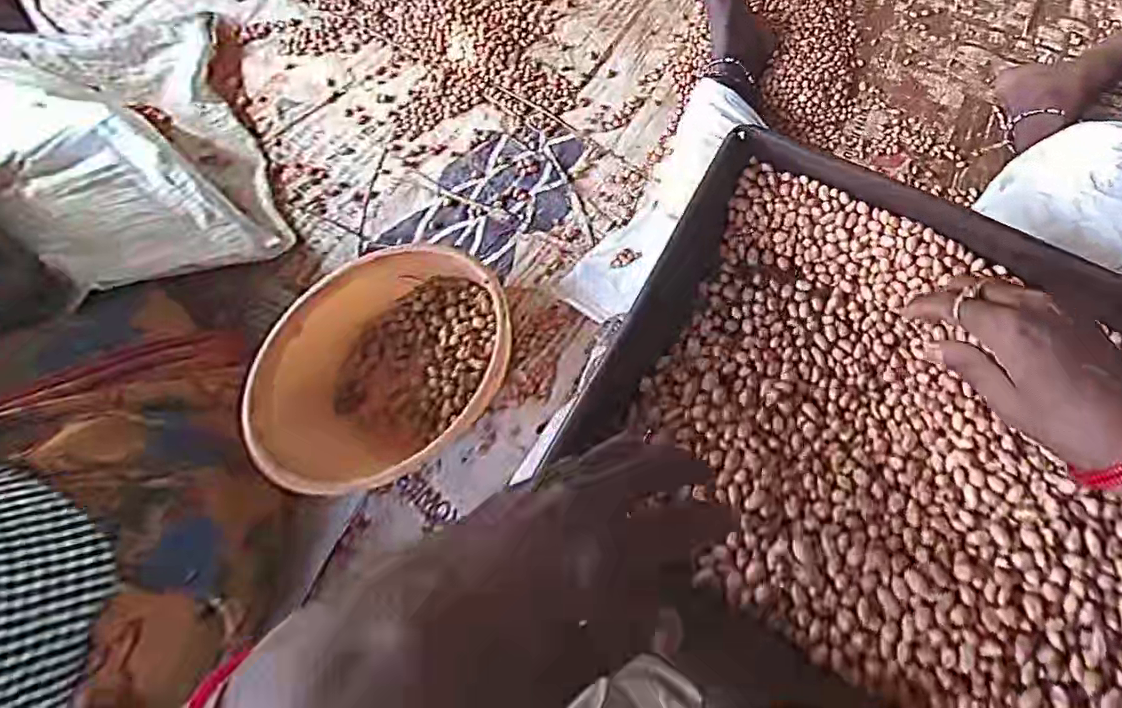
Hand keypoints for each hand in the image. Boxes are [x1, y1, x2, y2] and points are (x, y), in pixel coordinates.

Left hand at [224, 437, 733, 707]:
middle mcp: (579, 505)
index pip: (674, 526)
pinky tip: (604, 466)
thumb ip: (619, 636)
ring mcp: (547, 489)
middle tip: (706, 476)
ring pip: (610, 452)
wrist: (392, 634)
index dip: (706, 523)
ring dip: (643, 452)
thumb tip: (669, 618)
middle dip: (682, 468)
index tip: (729, 522)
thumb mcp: (560, 670)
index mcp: (601, 553)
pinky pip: (578, 459)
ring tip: (665, 452)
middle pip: (646, 468)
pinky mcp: (520, 488)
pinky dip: (603, 457)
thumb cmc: (483, 670)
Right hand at [903, 276, 1121, 473]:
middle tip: (927, 310)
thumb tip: (933, 346)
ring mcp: (1055, 304)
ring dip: (973, 293)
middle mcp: (1030, 305)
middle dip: (946, 294)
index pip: (954, 304)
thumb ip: (969, 366)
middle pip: (975, 285)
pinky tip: (995, 316)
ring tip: (955, 311)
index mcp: (1008, 328)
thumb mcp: (1009, 402)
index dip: (925, 305)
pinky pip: (1024, 293)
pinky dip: (1000, 297)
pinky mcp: (1074, 311)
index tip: (906, 312)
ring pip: (1000, 285)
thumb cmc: (1069, 427)